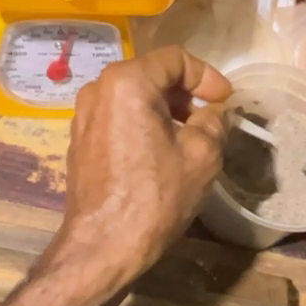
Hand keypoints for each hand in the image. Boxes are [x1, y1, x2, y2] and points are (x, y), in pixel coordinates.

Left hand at [51, 47, 231, 286]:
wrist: (102, 246)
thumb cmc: (155, 196)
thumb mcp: (201, 155)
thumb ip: (212, 122)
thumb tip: (210, 114)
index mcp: (127, 82)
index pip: (174, 59)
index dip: (206, 76)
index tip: (225, 100)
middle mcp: (99, 88)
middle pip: (151, 74)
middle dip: (185, 93)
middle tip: (210, 118)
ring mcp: (84, 114)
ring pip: (133, 96)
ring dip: (165, 109)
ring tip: (189, 136)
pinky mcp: (80, 139)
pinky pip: (118, 116)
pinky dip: (143, 123)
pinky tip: (160, 151)